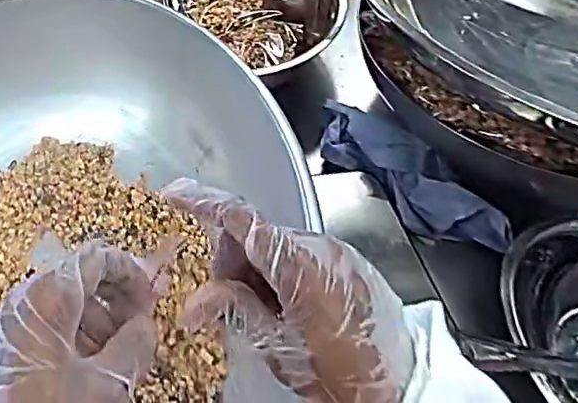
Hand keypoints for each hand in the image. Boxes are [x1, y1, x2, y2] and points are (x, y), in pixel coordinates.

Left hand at [0, 240, 165, 402]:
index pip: (96, 258)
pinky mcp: (7, 348)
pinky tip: (91, 367)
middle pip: (81, 279)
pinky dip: (75, 337)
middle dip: (115, 300)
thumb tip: (145, 325)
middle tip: (138, 325)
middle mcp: (26, 298)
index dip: (129, 272)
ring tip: (118, 354)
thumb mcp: (103, 383)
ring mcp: (13, 322)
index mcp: (48, 294)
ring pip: (66, 304)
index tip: (149, 296)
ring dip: (99, 322)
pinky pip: (49, 326)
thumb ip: (133, 346)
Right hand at [163, 179, 414, 401]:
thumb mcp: (280, 348)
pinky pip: (300, 251)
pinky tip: (289, 307)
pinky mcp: (346, 257)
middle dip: (232, 259)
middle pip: (253, 232)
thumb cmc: (340, 372)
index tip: (175, 193)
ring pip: (276, 243)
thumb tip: (193, 303)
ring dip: (259, 269)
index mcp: (294, 261)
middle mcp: (315, 242)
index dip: (203, 202)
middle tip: (229, 300)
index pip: (239, 217)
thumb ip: (236, 311)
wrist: (402, 385)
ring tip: (268, 313)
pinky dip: (282, 271)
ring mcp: (333, 247)